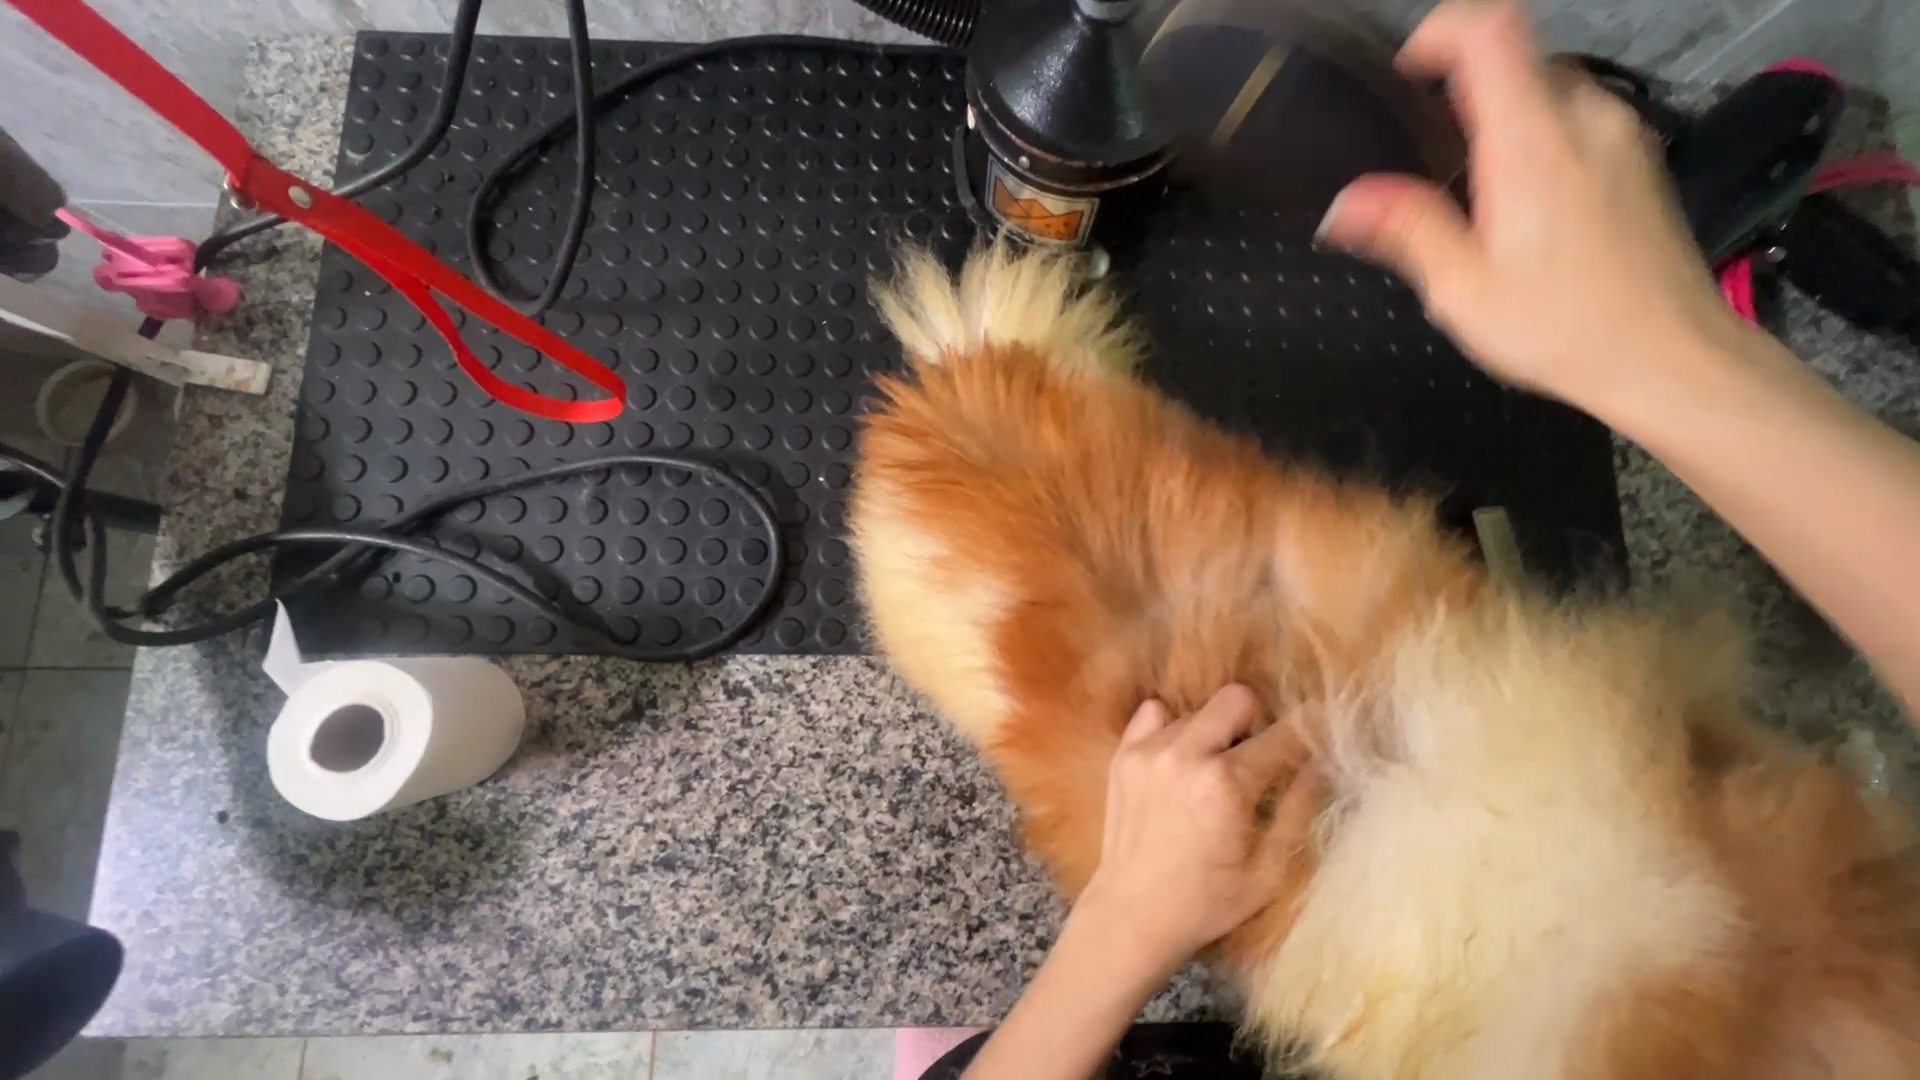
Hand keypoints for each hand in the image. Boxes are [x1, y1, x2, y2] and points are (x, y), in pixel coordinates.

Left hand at [1079, 685, 1322, 970]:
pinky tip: (1179, 757)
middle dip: (1256, 720)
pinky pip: (1153, 713)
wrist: (1133, 910)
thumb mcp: (1269, 869)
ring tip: (1212, 767)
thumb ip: (1298, 810)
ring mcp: (1148, 750)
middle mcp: (1185, 755)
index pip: (1282, 735)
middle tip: (1255, 755)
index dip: (1307, 731)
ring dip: (1213, 731)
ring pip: (1197, 710)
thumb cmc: (1208, 900)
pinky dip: (1171, 726)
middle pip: (1236, 698)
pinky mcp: (1122, 753)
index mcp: (1226, 784)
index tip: (1316, 732)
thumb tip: (1319, 764)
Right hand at [1316, 0, 1746, 416]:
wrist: (1665, 355)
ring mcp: (1619, 137)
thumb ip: (1405, 230)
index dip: (1440, 32)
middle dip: (1458, 95)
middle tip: (1422, 160)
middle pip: (1514, 60)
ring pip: (1544, 92)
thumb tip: (1344, 203)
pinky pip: (1572, 122)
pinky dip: (1531, 143)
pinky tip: (1515, 210)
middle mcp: (1585, 123)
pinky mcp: (1634, 160)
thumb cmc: (1561, 326)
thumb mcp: (1459, 288)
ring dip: (1495, 122)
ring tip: (1466, 196)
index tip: (1405, 71)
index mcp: (1531, 146)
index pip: (1490, 33)